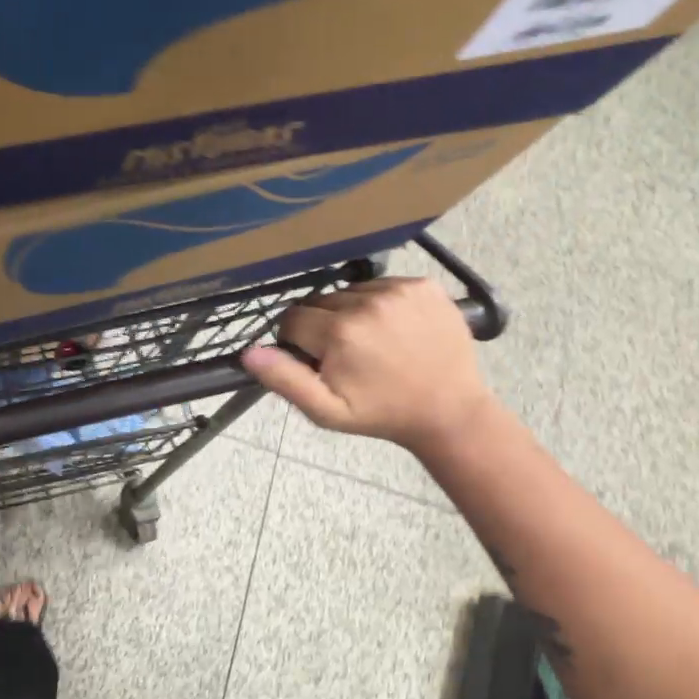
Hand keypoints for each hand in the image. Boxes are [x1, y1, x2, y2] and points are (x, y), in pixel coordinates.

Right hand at [241, 277, 496, 451]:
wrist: (449, 410)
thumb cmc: (380, 413)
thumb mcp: (325, 410)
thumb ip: (284, 379)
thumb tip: (249, 351)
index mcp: (339, 332)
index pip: (292, 319)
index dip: (297, 342)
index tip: (316, 361)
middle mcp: (367, 302)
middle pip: (320, 303)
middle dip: (322, 327)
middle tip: (344, 356)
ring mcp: (399, 291)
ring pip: (349, 293)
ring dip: (350, 313)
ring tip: (369, 343)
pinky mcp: (424, 286)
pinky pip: (382, 285)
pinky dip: (379, 304)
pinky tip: (393, 330)